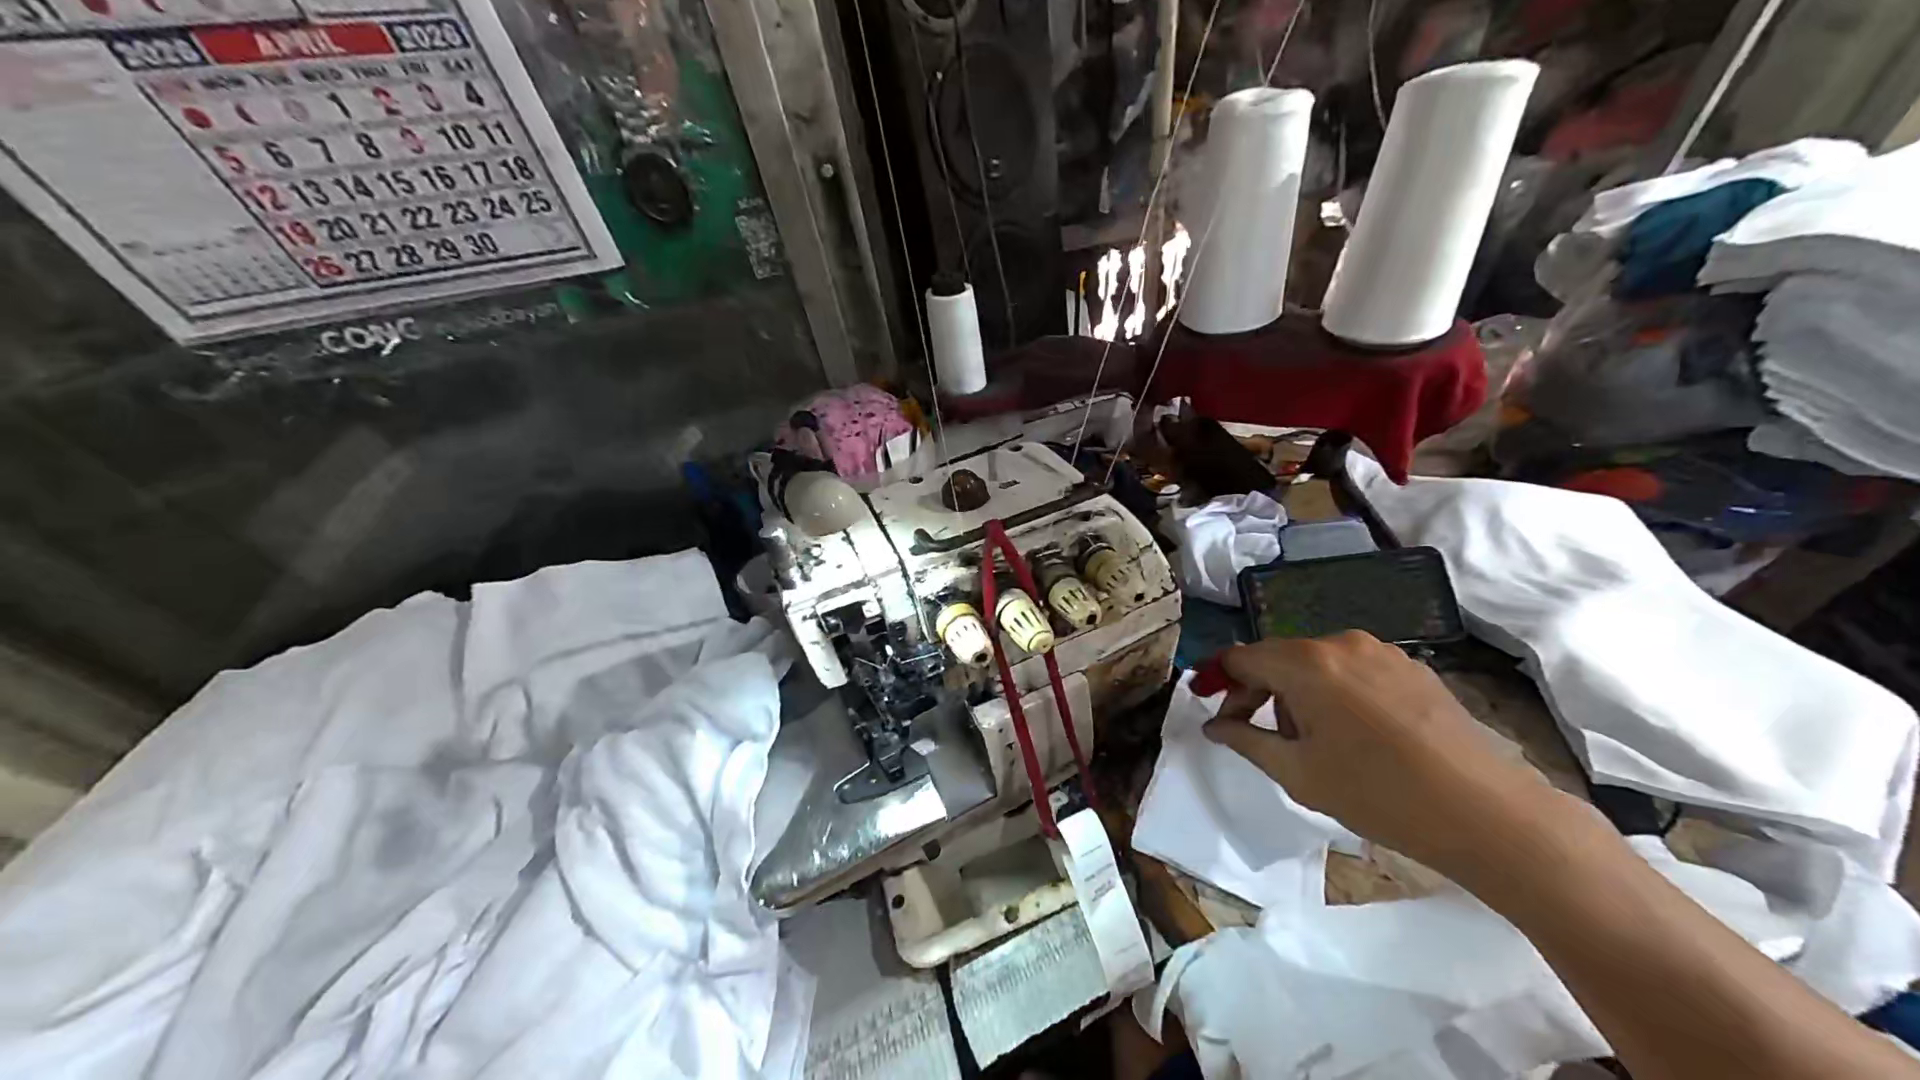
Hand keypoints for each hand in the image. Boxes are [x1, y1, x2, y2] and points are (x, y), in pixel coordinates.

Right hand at [1203, 631, 1565, 875]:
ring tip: (1309, 740)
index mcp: (1306, 662)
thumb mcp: (1296, 772)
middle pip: (1279, 657)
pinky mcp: (1413, 667)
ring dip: (1296, 693)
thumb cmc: (1378, 794)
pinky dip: (1334, 692)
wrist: (1487, 813)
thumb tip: (1214, 725)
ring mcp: (1382, 651)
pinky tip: (1351, 733)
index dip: (1219, 682)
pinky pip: (1353, 669)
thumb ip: (1244, 739)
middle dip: (1258, 691)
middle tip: (1254, 733)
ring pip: (1316, 663)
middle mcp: (1340, 642)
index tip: (1214, 714)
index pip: (1242, 658)